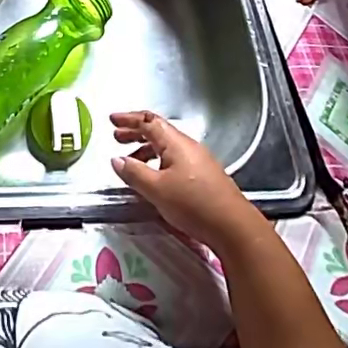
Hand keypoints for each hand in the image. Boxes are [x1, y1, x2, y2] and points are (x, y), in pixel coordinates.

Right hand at [110, 111, 265, 250]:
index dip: (129, 119)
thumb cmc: (194, 205)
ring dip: (146, 149)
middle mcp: (188, 147)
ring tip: (131, 160)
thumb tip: (116, 160)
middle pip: (158, 131)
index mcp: (176, 143)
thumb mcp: (157, 190)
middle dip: (135, 132)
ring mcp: (198, 161)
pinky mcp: (204, 176)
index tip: (112, 119)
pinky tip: (153, 178)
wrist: (235, 228)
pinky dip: (157, 161)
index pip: (148, 122)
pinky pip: (174, 160)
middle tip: (117, 137)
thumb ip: (134, 173)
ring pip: (166, 147)